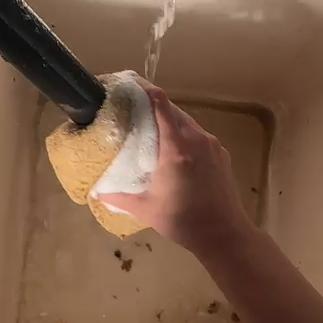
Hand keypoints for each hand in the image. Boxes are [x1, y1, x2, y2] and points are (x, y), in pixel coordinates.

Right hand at [97, 84, 254, 257]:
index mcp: (177, 148)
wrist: (225, 235)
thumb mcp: (146, 209)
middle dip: (154, 105)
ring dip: (169, 120)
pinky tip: (172, 148)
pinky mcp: (221, 155)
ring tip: (150, 127)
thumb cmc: (183, 221)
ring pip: (187, 122)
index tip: (130, 86)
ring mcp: (212, 146)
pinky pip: (198, 135)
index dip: (146, 91)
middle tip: (133, 108)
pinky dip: (183, 134)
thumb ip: (119, 197)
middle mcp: (197, 140)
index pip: (161, 106)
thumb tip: (97, 191)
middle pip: (174, 110)